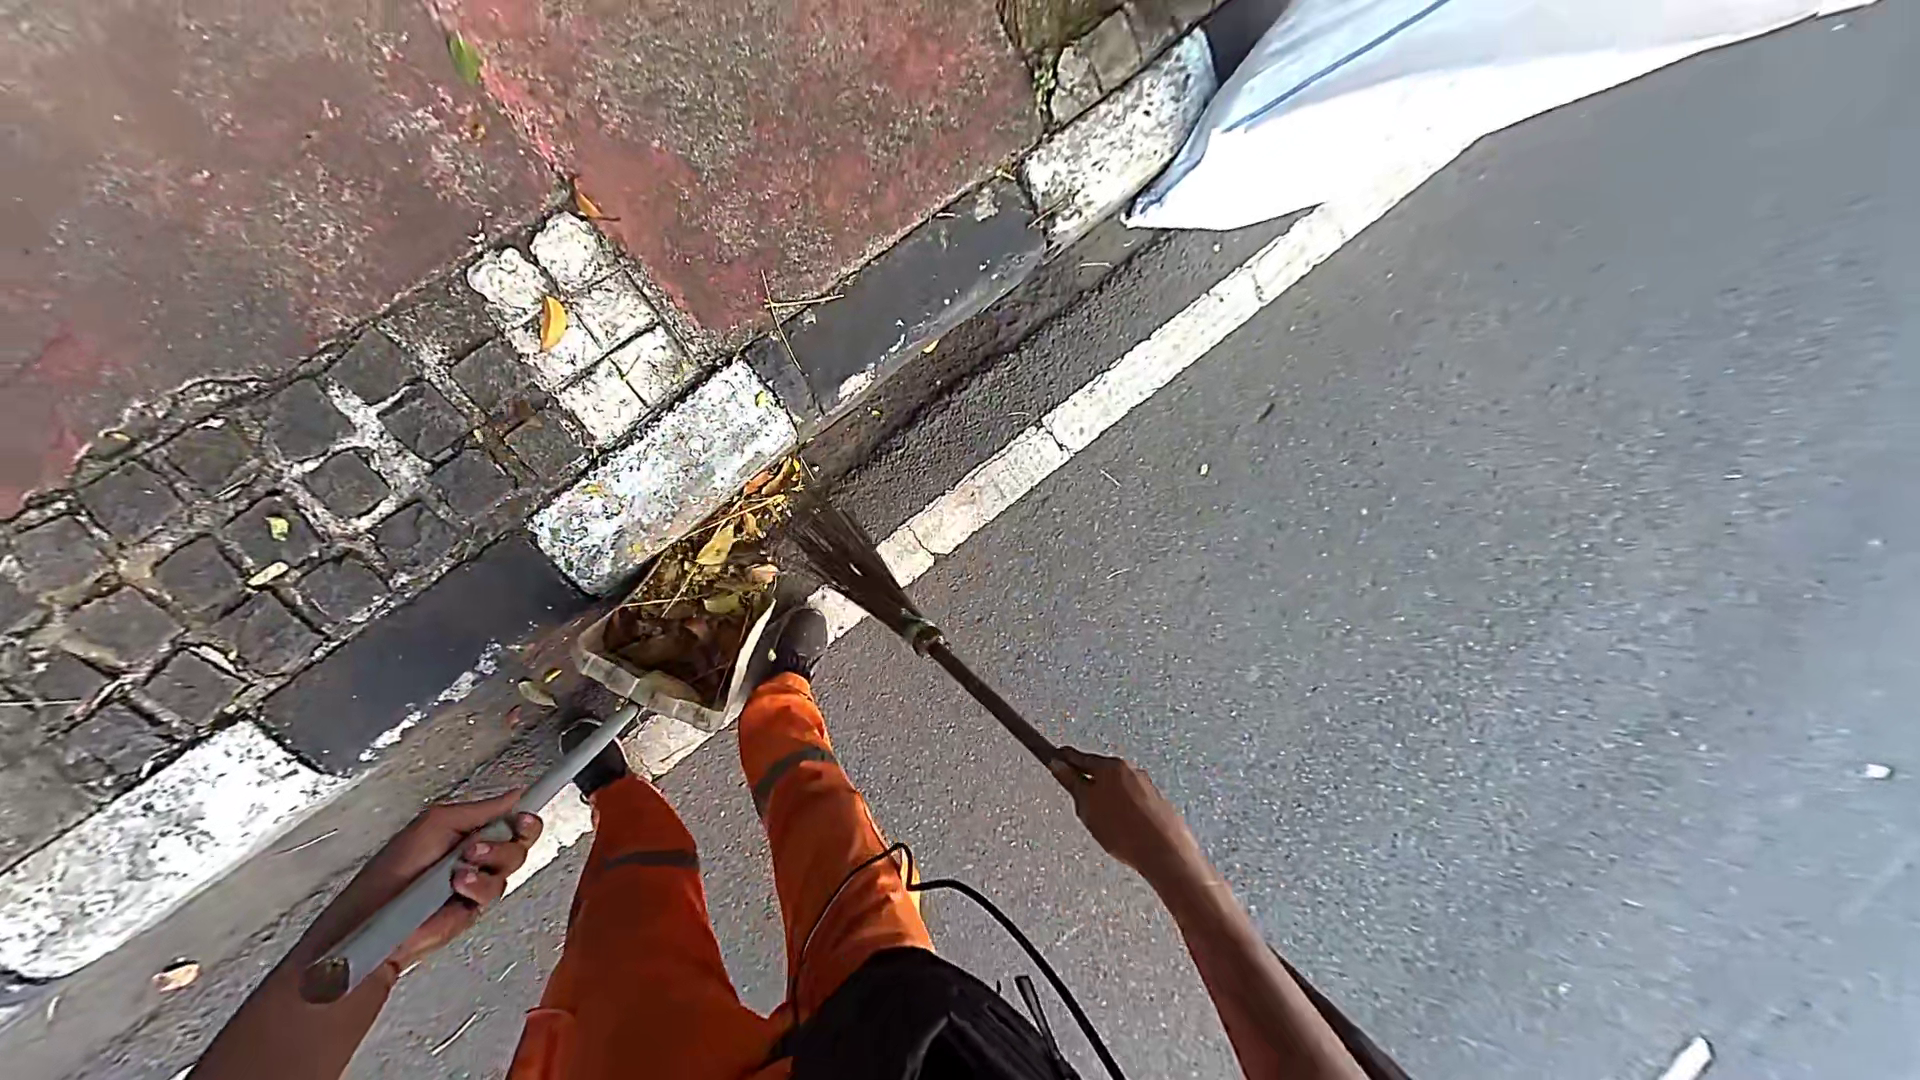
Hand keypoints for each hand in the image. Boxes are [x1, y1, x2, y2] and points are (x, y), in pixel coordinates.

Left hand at [300, 790, 543, 978]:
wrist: (370, 926)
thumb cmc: (386, 876)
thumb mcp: (433, 824)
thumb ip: (478, 809)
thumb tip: (515, 795)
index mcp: (470, 829)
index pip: (513, 812)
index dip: (530, 804)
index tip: (549, 788)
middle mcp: (481, 852)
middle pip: (525, 833)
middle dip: (519, 830)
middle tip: (509, 828)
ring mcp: (481, 878)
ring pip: (516, 859)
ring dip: (491, 858)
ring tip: (461, 865)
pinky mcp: (479, 904)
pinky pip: (498, 887)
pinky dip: (478, 884)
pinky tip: (457, 885)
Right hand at [1048, 747, 1207, 885]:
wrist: (1165, 853)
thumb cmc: (1126, 831)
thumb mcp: (1086, 807)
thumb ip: (1071, 783)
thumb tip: (1059, 766)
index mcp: (1111, 766)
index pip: (1080, 757)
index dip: (1065, 758)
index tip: (1056, 756)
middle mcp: (1131, 770)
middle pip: (1101, 771)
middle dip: (1089, 782)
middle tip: (1079, 800)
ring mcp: (1147, 786)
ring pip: (1118, 787)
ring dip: (1108, 798)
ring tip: (1105, 824)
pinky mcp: (1158, 803)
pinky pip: (1134, 801)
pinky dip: (1125, 809)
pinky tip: (1123, 828)